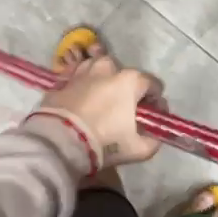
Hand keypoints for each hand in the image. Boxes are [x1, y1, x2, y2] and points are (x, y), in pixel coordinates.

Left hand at [36, 53, 161, 168]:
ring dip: (104, 79)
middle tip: (124, 108)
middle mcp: (108, 69)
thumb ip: (153, 139)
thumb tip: (154, 132)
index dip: (155, 100)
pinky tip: (81, 94)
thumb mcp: (139, 149)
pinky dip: (82, 82)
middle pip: (125, 74)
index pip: (152, 84)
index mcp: (130, 81)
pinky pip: (77, 74)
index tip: (151, 115)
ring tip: (102, 97)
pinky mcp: (63, 79)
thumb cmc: (105, 141)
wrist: (62, 141)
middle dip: (129, 88)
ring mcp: (83, 71)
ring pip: (99, 67)